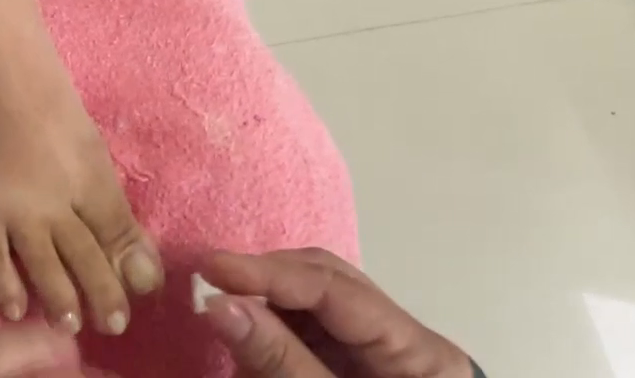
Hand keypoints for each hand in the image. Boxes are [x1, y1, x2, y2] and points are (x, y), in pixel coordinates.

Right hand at [0, 0, 163, 335]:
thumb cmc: (13, 31)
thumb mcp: (62, 91)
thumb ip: (73, 149)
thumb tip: (81, 192)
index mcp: (81, 163)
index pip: (113, 235)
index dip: (125, 269)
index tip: (135, 291)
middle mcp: (39, 197)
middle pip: (71, 263)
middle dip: (90, 299)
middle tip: (97, 326)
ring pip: (14, 270)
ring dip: (30, 296)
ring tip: (44, 319)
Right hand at [198, 249, 473, 377]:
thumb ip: (281, 364)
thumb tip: (216, 303)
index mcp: (423, 352)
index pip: (335, 286)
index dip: (270, 272)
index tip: (211, 267)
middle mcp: (403, 339)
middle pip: (326, 281)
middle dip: (267, 280)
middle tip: (212, 282)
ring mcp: (380, 353)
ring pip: (313, 302)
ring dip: (266, 305)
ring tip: (225, 315)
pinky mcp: (353, 368)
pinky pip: (308, 332)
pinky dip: (274, 335)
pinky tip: (250, 345)